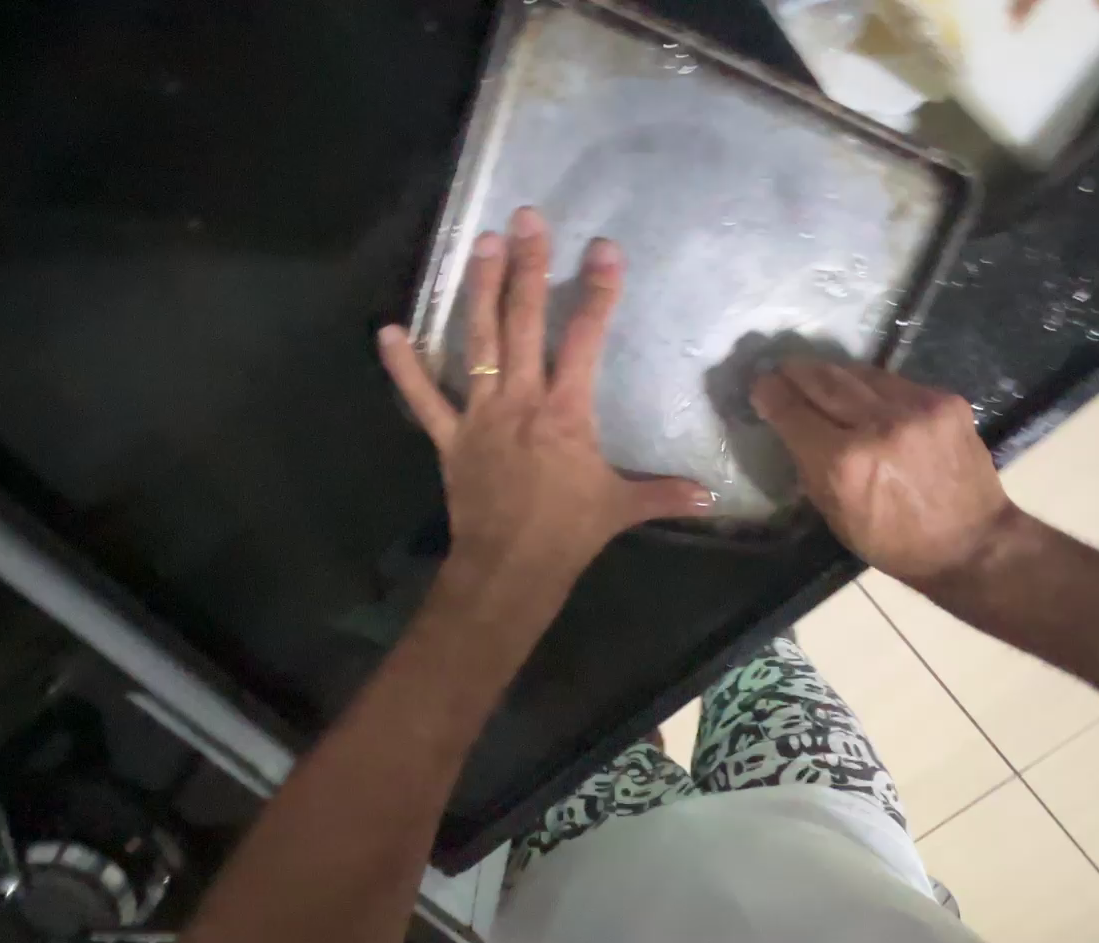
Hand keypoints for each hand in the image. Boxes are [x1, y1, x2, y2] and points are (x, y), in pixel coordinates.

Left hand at [378, 207, 712, 603]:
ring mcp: (480, 415)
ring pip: (478, 343)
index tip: (604, 249)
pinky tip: (387, 331)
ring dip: (480, 292)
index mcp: (565, 412)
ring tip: (481, 245)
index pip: (586, 339)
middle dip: (529, 268)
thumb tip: (711, 499)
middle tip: (527, 218)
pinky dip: (404, 367)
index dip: (597, 293)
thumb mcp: (621, 508)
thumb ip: (665, 494)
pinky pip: (423, 398)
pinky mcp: (449, 437)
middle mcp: (520, 401)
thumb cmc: (568, 534)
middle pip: (524, 323)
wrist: (511, 567)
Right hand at [751, 361, 1014, 582]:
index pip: (793, 412)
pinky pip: (893, 382)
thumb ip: (810, 465)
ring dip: (832, 372)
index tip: (760, 384)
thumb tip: (793, 427)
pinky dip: (870, 384)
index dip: (771, 394)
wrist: (968, 543)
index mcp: (842, 463)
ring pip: (860, 374)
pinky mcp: (944, 401)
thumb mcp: (833, 512)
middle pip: (824, 381)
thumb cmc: (890, 541)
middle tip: (781, 367)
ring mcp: (915, 409)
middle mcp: (877, 427)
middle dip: (797, 372)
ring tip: (816, 372)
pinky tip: (862, 391)